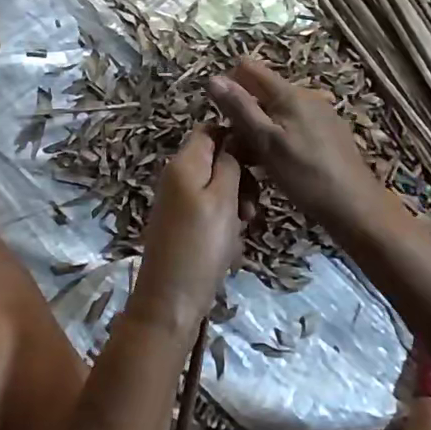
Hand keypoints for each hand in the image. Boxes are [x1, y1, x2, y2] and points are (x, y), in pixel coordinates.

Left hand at [130, 128, 243, 335]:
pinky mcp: (183, 224)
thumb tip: (231, 139)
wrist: (171, 298)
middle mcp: (177, 176)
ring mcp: (178, 201)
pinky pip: (211, 212)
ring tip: (245, 227)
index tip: (259, 160)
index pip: (209, 130)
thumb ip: (228, 164)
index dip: (235, 138)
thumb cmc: (201, 244)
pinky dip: (225, 224)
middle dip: (240, 179)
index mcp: (183, 163)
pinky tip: (232, 245)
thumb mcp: (222, 198)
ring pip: (217, 189)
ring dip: (236, 205)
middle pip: (216, 161)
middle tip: (252, 206)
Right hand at [207, 58, 399, 232]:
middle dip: (242, 112)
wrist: (356, 207)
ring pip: (274, 111)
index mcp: (289, 93)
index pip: (248, 68)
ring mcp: (318, 114)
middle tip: (235, 146)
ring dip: (258, 129)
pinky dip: (276, 138)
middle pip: (260, 91)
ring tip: (252, 161)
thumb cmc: (306, 175)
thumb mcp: (265, 142)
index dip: (228, 84)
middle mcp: (305, 96)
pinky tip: (275, 164)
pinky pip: (291, 125)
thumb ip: (239, 108)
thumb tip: (212, 78)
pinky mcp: (326, 133)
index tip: (221, 115)